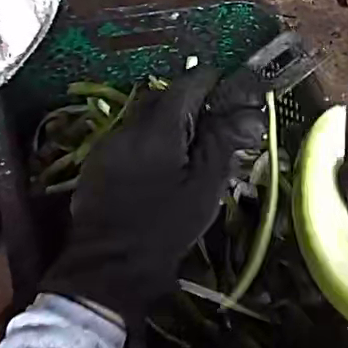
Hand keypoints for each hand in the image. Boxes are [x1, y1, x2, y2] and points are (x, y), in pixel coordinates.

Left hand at [44, 67, 265, 322]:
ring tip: (191, 142)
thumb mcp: (205, 185)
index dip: (212, 81)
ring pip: (145, 114)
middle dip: (191, 99)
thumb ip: (224, 141)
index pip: (187, 85)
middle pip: (163, 95)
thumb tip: (250, 111)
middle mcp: (128, 127)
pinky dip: (151, 136)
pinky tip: (163, 161)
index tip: (230, 88)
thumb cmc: (166, 226)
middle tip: (215, 117)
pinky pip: (130, 134)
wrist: (111, 266)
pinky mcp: (98, 160)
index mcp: (158, 130)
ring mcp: (108, 143)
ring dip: (169, 119)